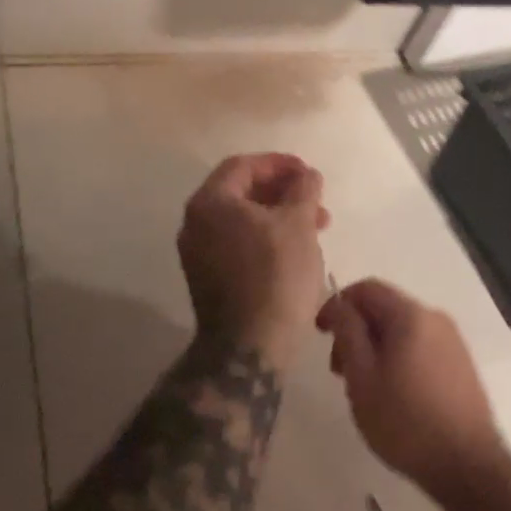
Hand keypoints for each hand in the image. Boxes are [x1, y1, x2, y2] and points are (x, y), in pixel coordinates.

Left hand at [177, 153, 330, 365]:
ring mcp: (197, 254)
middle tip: (316, 201)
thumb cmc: (276, 275)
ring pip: (242, 221)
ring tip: (316, 228)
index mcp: (209, 202)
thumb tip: (306, 176)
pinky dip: (265, 238)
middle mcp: (194, 224)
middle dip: (282, 192)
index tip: (309, 173)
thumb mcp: (298, 224)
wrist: (249, 346)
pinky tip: (295, 251)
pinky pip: (237, 244)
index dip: (279, 164)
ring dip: (278, 217)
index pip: (244, 165)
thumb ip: (303, 190)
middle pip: (241, 192)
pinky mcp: (207, 279)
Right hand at [316, 279, 503, 493]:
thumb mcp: (362, 378)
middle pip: (385, 309)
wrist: (467, 465)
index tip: (320, 334)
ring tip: (364, 388)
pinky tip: (392, 395)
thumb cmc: (405, 421)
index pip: (367, 289)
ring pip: (402, 330)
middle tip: (339, 372)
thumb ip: (348, 333)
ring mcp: (453, 342)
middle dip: (356, 331)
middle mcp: (435, 319)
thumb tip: (340, 305)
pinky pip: (420, 347)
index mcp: (411, 315)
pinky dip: (397, 358)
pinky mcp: (461, 365)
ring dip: (375, 348)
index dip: (338, 304)